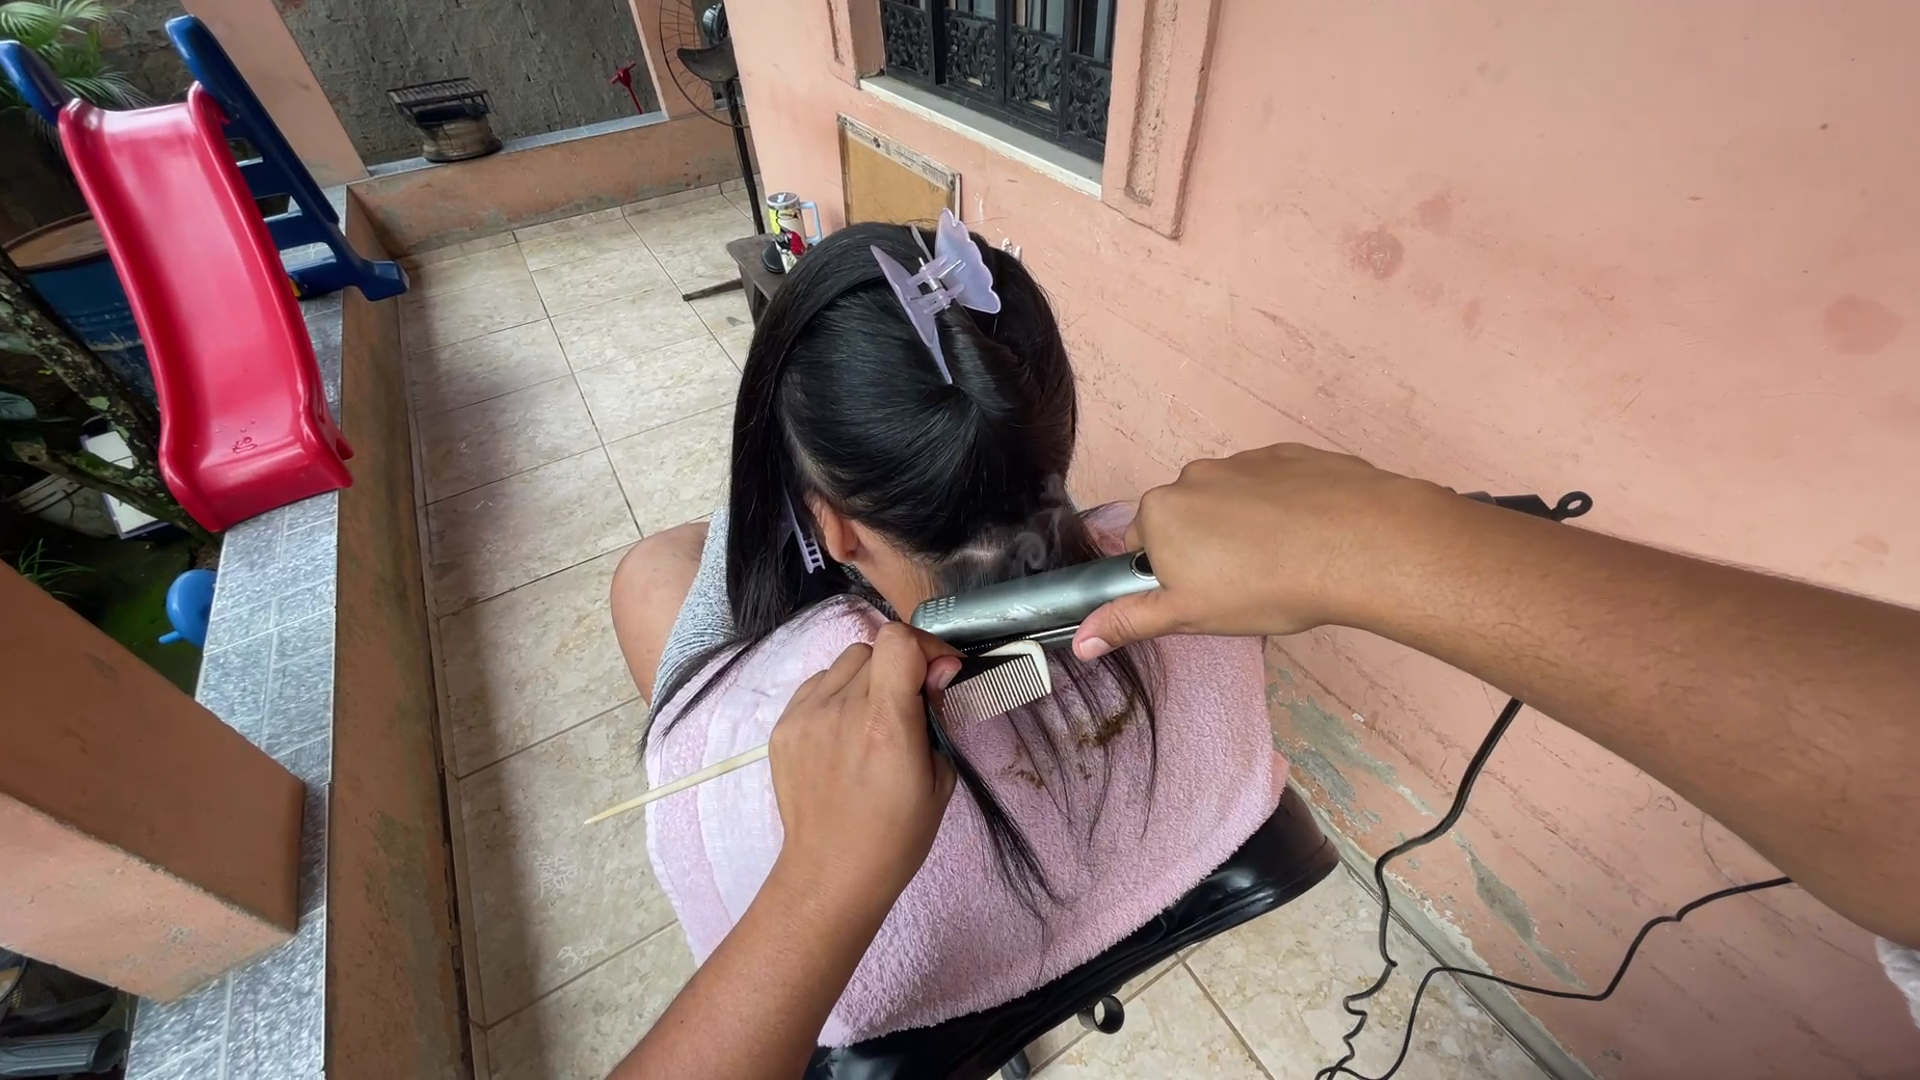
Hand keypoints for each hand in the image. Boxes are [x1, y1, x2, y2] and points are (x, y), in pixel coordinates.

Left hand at [767, 623, 962, 910]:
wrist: (831, 874)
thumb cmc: (897, 835)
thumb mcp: (940, 778)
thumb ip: (937, 714)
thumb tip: (940, 670)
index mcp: (885, 725)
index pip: (898, 642)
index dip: (926, 647)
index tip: (939, 673)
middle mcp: (840, 711)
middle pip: (876, 648)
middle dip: (903, 667)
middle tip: (912, 704)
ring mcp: (805, 716)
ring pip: (847, 660)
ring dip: (871, 675)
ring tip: (875, 715)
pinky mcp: (783, 726)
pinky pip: (819, 683)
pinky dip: (840, 692)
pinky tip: (847, 728)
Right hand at [1075, 443, 1457, 657]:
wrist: (1360, 545)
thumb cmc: (1264, 585)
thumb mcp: (1189, 615)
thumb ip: (1129, 621)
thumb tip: (1079, 642)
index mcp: (1160, 511)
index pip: (1142, 545)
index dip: (1168, 575)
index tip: (1202, 593)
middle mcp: (1193, 475)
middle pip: (1184, 519)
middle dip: (1203, 548)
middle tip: (1241, 583)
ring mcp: (1243, 460)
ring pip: (1228, 501)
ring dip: (1242, 526)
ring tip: (1282, 560)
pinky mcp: (1290, 454)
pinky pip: (1272, 484)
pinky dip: (1282, 506)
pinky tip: (1308, 534)